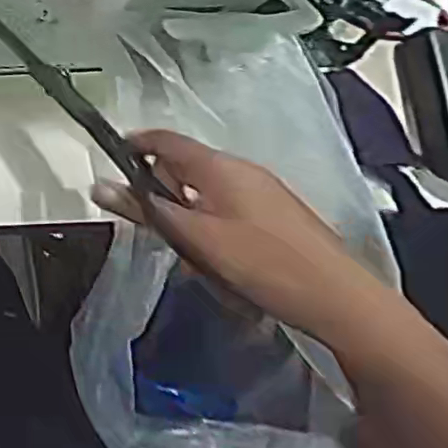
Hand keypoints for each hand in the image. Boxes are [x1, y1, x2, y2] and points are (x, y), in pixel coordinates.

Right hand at [91, 130, 390, 340]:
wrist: (349, 308)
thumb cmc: (264, 264)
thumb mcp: (192, 237)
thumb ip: (143, 208)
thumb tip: (98, 185)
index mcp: (218, 166)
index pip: (162, 139)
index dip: (132, 144)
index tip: (111, 161)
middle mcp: (242, 170)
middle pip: (181, 166)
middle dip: (161, 191)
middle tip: (156, 224)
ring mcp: (265, 193)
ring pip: (203, 191)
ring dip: (187, 214)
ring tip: (192, 251)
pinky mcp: (280, 217)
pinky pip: (227, 208)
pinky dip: (211, 224)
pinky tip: (220, 259)